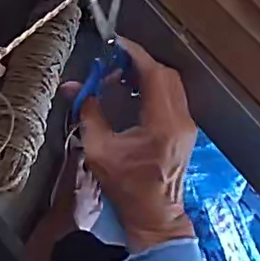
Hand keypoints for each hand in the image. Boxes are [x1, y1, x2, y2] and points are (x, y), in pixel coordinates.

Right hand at [80, 39, 197, 252]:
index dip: (134, 54)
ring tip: (121, 76)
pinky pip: (172, 96)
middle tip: (114, 60)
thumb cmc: (127, 187)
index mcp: (162, 124)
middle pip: (165, 74)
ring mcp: (186, 125)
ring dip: (147, 74)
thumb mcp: (99, 150)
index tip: (117, 44)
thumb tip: (73, 88)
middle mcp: (180, 120)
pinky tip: (132, 93)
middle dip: (139, 62)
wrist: (154, 216)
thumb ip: (88, 113)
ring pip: (171, 84)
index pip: (154, 74)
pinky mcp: (185, 130)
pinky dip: (153, 87)